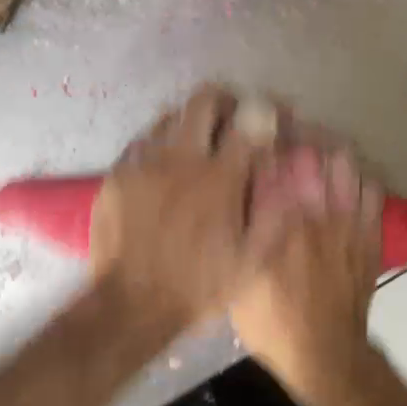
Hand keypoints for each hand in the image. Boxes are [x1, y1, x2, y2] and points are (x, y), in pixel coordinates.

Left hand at [89, 85, 266, 333]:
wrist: (131, 306)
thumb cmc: (199, 287)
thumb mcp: (251, 262)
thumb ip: (274, 213)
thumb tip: (290, 176)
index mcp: (220, 179)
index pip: (250, 120)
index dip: (265, 115)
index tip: (270, 121)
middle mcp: (181, 159)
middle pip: (205, 100)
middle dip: (224, 103)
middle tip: (230, 123)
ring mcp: (143, 164)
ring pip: (169, 116)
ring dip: (189, 125)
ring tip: (195, 149)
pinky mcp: (116, 175)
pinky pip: (141, 143)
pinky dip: (158, 147)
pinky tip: (162, 171)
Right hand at [231, 146, 385, 405]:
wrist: (325, 354)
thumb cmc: (270, 322)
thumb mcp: (237, 280)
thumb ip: (237, 233)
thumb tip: (233, 192)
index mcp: (274, 221)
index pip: (269, 161)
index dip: (262, 143)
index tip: (255, 136)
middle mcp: (311, 212)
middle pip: (308, 153)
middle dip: (295, 142)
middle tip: (284, 141)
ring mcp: (346, 220)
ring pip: (343, 163)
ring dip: (328, 154)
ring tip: (316, 156)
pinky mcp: (369, 233)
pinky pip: (370, 188)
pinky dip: (358, 178)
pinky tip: (345, 183)